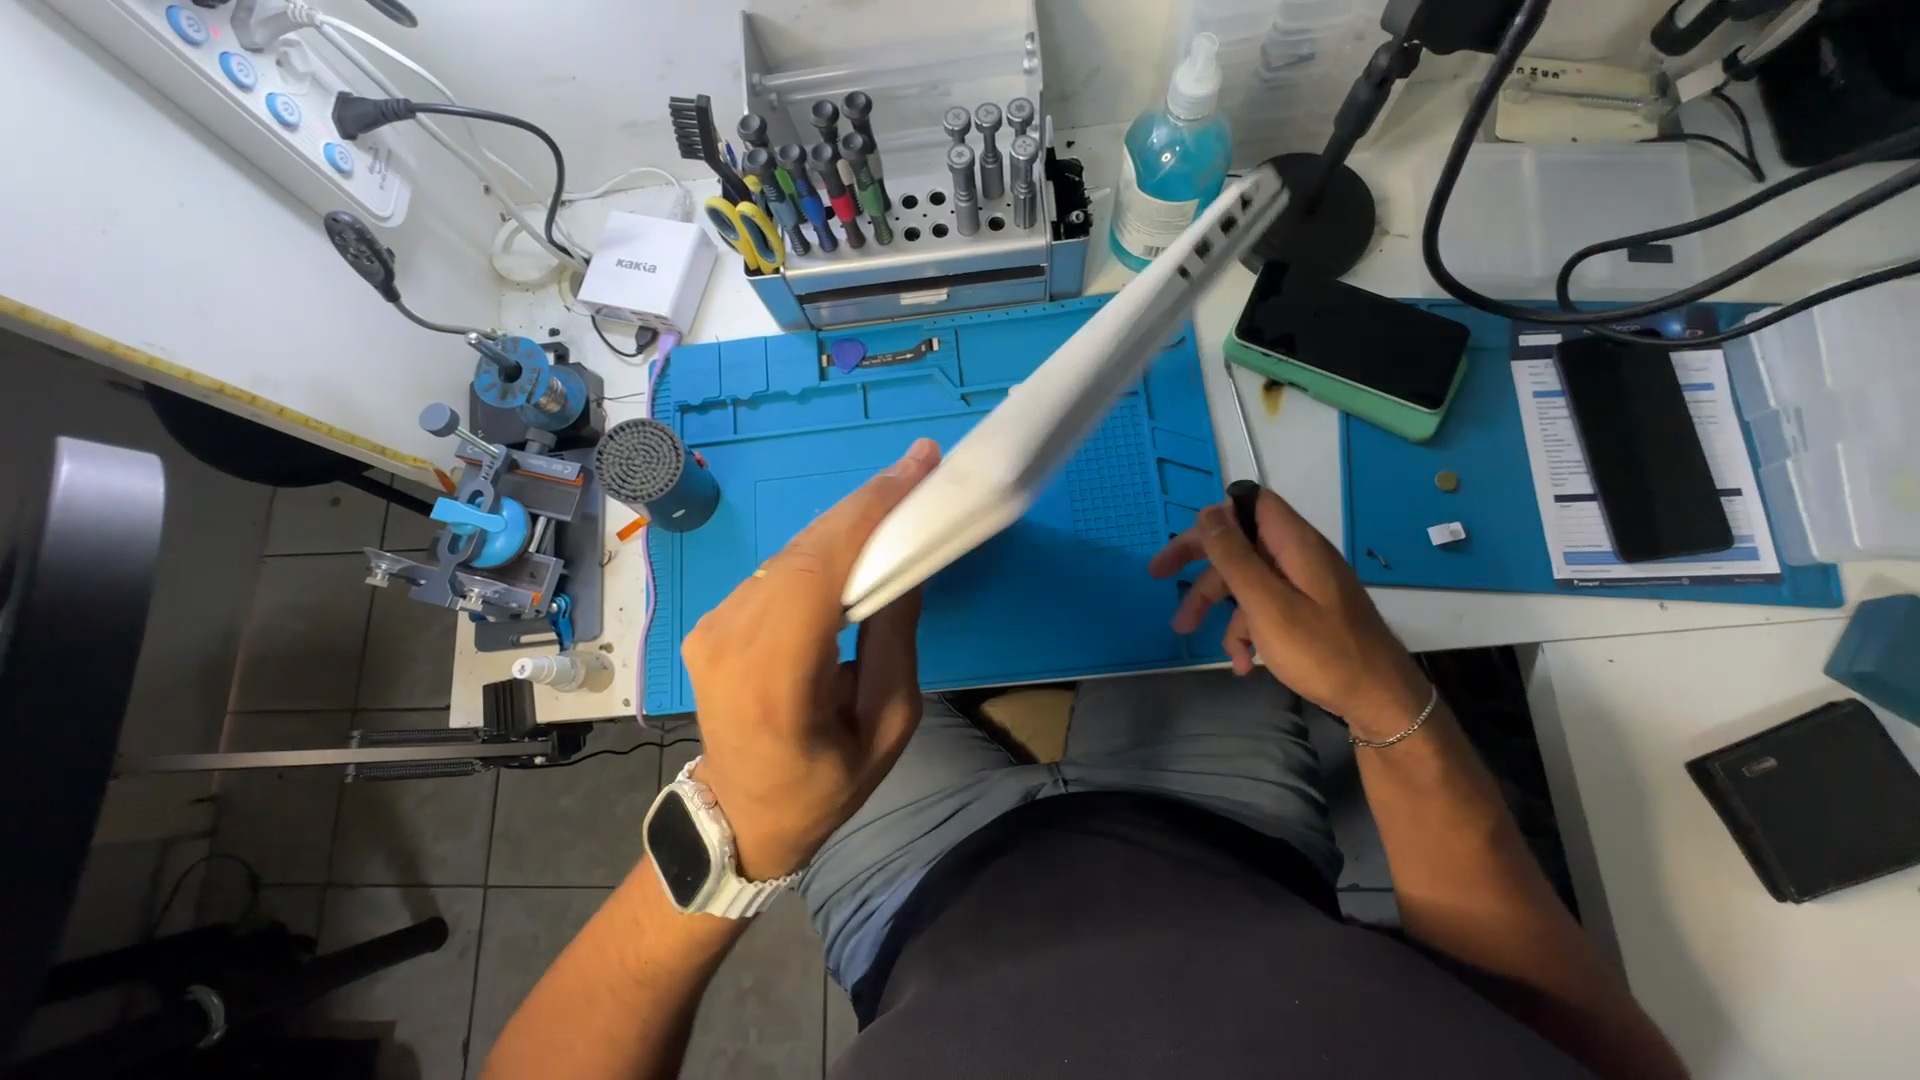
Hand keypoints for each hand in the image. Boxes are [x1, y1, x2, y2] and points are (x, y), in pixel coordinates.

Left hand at [680, 438, 939, 880]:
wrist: (742, 819)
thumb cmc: (826, 786)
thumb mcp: (888, 727)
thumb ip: (895, 640)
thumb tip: (906, 565)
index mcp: (774, 683)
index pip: (817, 574)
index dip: (867, 515)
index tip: (915, 471)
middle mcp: (729, 644)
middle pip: (801, 553)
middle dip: (864, 506)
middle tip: (916, 468)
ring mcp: (710, 630)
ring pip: (787, 555)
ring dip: (842, 524)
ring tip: (894, 498)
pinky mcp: (708, 624)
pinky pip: (772, 573)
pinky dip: (818, 549)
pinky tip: (853, 537)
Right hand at [1147, 486, 1431, 739]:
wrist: (1381, 700)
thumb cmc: (1321, 651)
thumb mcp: (1266, 604)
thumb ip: (1234, 556)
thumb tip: (1209, 512)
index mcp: (1294, 544)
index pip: (1250, 503)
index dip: (1214, 516)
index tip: (1185, 545)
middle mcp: (1299, 557)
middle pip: (1240, 544)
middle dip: (1200, 563)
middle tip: (1159, 575)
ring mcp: (1305, 586)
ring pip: (1248, 580)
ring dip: (1217, 607)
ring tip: (1187, 634)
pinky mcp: (1308, 612)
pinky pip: (1266, 608)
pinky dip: (1247, 630)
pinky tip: (1242, 663)